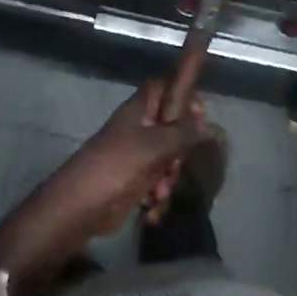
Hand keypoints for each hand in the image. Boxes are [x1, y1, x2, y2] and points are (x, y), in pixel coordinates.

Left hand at [50, 78, 215, 235]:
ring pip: (169, 159)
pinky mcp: (134, 180)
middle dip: (180, 151)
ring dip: (168, 179)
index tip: (198, 116)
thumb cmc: (119, 164)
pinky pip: (158, 183)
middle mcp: (140, 126)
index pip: (166, 86)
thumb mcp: (157, 145)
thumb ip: (186, 133)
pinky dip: (157, 197)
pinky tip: (150, 209)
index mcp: (141, 108)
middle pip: (173, 127)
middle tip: (175, 163)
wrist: (83, 205)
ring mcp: (137, 154)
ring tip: (158, 192)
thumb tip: (212, 126)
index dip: (184, 95)